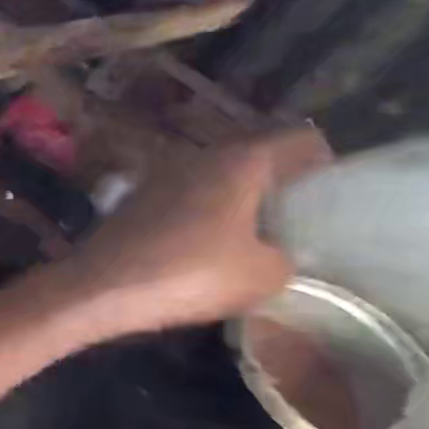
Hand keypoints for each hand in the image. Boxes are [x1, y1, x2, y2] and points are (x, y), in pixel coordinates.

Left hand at [63, 128, 331, 333]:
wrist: (97, 288)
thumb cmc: (188, 274)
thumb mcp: (263, 275)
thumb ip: (286, 256)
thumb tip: (276, 253)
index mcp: (239, 159)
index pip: (300, 139)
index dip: (324, 164)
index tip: (331, 198)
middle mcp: (197, 156)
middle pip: (253, 157)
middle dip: (277, 184)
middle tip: (295, 222)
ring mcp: (158, 177)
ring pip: (214, 179)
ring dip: (234, 201)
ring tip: (252, 238)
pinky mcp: (132, 202)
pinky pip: (181, 200)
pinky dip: (199, 216)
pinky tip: (201, 248)